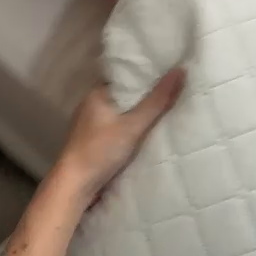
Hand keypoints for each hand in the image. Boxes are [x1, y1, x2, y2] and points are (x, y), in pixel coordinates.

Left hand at [50, 68, 186, 206]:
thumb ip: (157, 101)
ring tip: (167, 109)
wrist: (74, 186)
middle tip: (174, 90)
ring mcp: (91, 125)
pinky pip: (117, 128)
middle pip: (124, 95)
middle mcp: (91, 105)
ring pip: (121, 113)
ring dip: (138, 114)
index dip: (145, 74)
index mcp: (96, 93)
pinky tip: (148, 132)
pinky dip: (131, 129)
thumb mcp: (133, 125)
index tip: (168, 71)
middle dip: (145, 95)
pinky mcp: (94, 142)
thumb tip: (180, 70)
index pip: (124, 76)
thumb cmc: (100, 150)